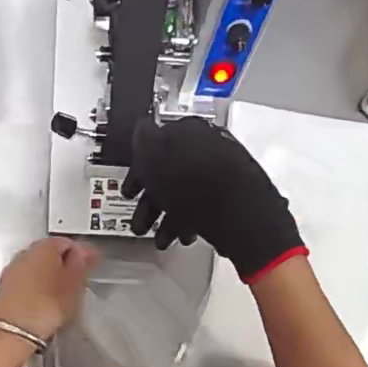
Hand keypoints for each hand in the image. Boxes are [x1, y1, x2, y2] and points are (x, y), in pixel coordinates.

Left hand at [0, 236, 99, 343]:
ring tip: (60, 297)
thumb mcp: (73, 287)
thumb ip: (81, 265)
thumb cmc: (43, 309)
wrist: (12, 334)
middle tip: (76, 282)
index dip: (81, 254)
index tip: (89, 266)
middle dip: (63, 265)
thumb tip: (84, 253)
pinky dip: (35, 289)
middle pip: (49, 253)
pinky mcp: (3, 289)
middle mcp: (24, 254)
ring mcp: (11, 271)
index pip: (67, 242)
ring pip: (35, 268)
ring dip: (48, 278)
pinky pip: (25, 283)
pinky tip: (42, 304)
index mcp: (43, 247)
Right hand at [124, 117, 303, 281]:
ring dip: (165, 218)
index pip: (156, 145)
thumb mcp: (152, 155)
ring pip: (183, 196)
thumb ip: (143, 139)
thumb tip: (142, 129)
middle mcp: (207, 147)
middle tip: (141, 221)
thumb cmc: (191, 182)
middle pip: (169, 175)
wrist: (236, 211)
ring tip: (160, 237)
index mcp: (189, 131)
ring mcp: (220, 173)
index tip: (131, 190)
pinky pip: (201, 209)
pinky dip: (187, 223)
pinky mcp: (231, 198)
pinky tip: (181, 236)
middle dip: (151, 201)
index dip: (139, 169)